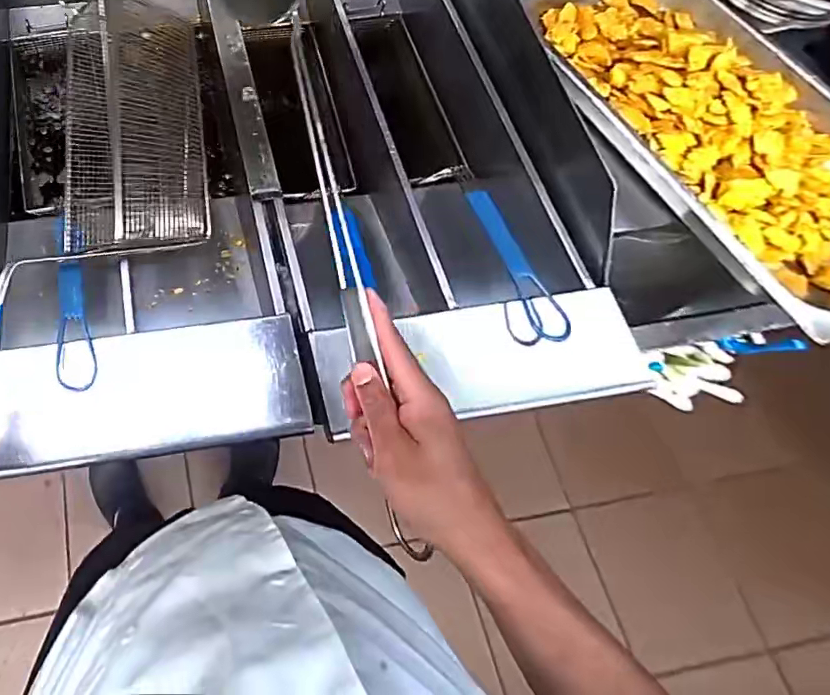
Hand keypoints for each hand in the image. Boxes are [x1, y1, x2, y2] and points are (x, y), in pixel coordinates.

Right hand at [340, 290, 508, 556]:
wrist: (471, 535)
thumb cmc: (435, 496)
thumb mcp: (390, 447)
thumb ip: (372, 403)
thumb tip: (361, 367)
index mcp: (421, 398)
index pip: (393, 347)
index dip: (377, 320)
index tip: (367, 295)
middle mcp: (424, 402)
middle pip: (376, 375)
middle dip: (359, 397)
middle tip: (363, 427)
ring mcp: (424, 418)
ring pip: (377, 400)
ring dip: (367, 424)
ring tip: (378, 453)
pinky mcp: (422, 434)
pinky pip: (386, 421)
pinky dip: (376, 437)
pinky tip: (383, 460)